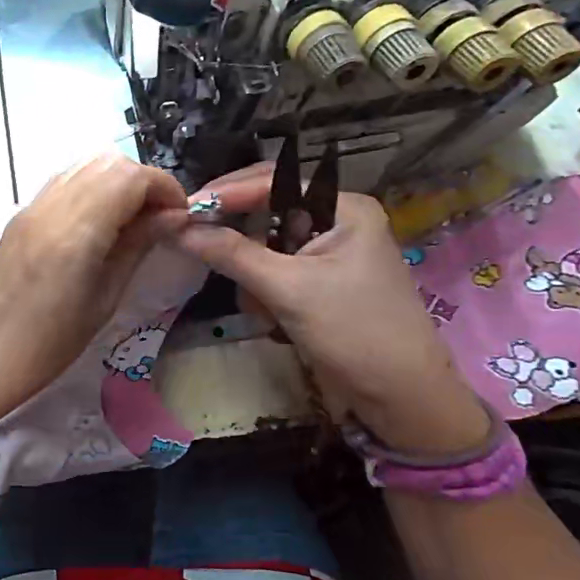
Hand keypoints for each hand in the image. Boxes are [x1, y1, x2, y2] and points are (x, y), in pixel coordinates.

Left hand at [0, 153, 187, 431]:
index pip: (131, 176)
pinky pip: (64, 182)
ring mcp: (31, 206)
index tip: (180, 217)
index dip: (165, 187)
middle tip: (159, 221)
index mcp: (76, 230)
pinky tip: (100, 224)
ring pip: (85, 165)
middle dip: (144, 181)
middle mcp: (52, 205)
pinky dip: (92, 188)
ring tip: (132, 222)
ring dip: (117, 181)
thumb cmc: (47, 346)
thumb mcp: (103, 300)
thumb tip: (172, 217)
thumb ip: (136, 248)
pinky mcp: (20, 215)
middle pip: (109, 161)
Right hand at [175, 163, 490, 457]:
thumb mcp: (288, 289)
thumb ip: (231, 254)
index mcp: (343, 207)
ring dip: (253, 278)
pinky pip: (277, 274)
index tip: (182, 209)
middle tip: (197, 247)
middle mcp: (337, 221)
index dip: (225, 192)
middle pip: (267, 213)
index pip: (271, 182)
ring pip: (266, 248)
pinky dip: (265, 295)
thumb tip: (178, 226)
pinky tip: (273, 321)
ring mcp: (330, 254)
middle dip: (239, 242)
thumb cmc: (354, 332)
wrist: (401, 397)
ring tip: (261, 309)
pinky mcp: (322, 284)